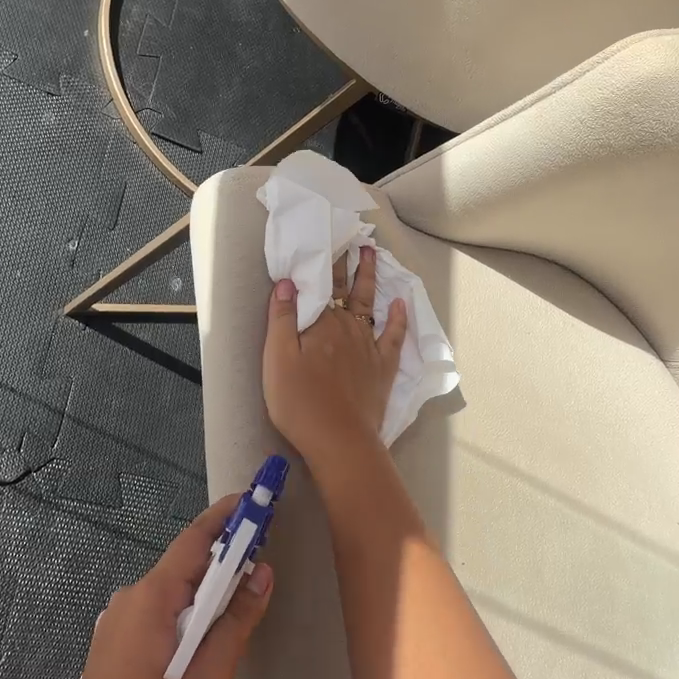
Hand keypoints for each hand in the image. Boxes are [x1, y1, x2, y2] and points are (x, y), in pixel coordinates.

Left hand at [74, 494, 274, 678]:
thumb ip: (235, 625)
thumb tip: (262, 572)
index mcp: (150, 598)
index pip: (195, 539)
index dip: (229, 516)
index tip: (258, 498)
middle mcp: (129, 597)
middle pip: (185, 566)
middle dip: (223, 562)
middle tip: (258, 565)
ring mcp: (116, 619)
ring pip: (172, 592)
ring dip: (205, 596)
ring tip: (233, 616)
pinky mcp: (112, 642)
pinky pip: (156, 613)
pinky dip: (184, 614)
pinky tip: (198, 644)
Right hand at [263, 246, 407, 466]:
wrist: (338, 440)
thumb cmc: (299, 401)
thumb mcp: (277, 358)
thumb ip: (281, 318)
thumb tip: (288, 281)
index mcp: (320, 323)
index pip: (322, 285)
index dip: (326, 262)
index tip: (329, 239)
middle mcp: (347, 328)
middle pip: (347, 290)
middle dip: (350, 264)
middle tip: (356, 240)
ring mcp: (368, 347)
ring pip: (370, 305)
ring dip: (371, 279)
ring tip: (373, 256)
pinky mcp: (382, 369)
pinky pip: (393, 337)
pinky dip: (398, 320)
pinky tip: (401, 305)